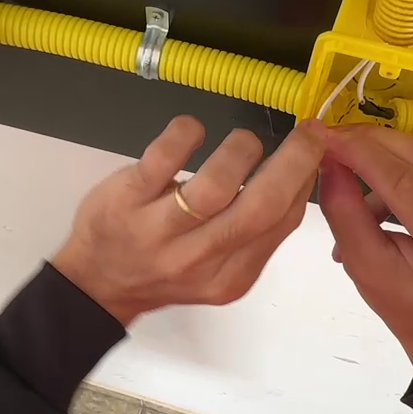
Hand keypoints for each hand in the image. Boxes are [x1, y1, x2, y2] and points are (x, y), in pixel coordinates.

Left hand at [52, 115, 325, 325]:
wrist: (97, 283)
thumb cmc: (165, 266)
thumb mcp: (218, 268)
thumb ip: (255, 234)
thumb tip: (298, 177)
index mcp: (230, 276)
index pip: (281, 224)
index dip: (305, 180)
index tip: (315, 148)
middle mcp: (199, 259)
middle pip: (259, 208)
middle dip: (293, 162)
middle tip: (307, 131)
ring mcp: (160, 231)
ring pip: (215, 187)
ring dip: (240, 151)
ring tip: (242, 142)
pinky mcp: (127, 201)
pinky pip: (163, 160)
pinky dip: (186, 134)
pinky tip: (192, 130)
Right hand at [318, 125, 412, 387]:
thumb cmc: (403, 307)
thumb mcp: (363, 267)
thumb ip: (344, 213)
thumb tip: (329, 160)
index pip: (406, 184)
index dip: (363, 154)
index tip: (326, 136)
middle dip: (374, 141)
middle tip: (333, 138)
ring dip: (385, 156)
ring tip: (349, 175)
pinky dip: (403, 171)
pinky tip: (379, 194)